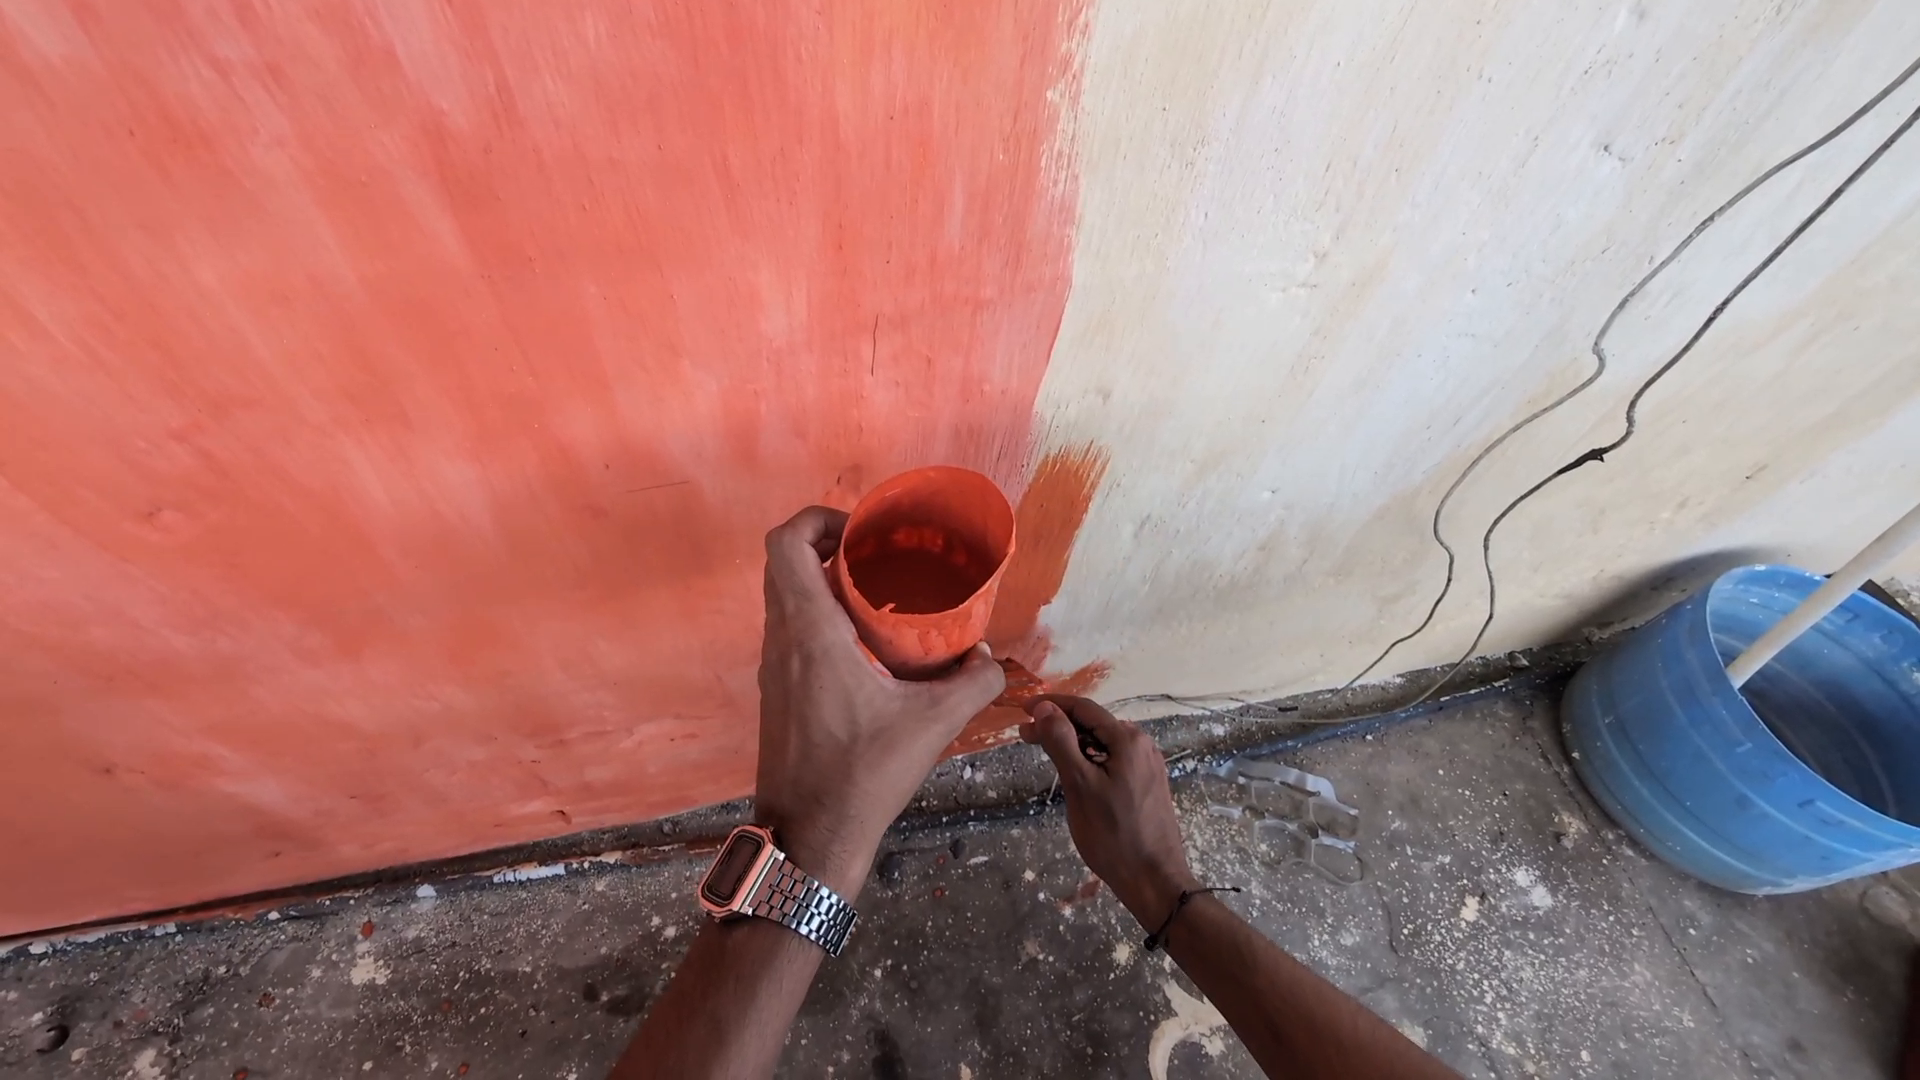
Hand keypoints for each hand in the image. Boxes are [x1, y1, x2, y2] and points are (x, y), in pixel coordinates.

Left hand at [754, 506, 1005, 899]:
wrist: (809, 837)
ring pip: (784, 597)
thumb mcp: (933, 724)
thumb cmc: (864, 773)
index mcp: (810, 633)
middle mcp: (781, 640)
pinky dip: (818, 615)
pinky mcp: (776, 691)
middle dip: (826, 544)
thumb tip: (991, 659)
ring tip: (876, 592)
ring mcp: (772, 667)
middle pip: (783, 563)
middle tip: (876, 555)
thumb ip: (974, 683)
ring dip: (820, 580)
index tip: (861, 532)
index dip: (817, 519)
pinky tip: (864, 642)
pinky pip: (789, 629)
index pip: (786, 544)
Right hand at [1021, 695, 1198, 926]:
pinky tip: (1075, 772)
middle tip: (1025, 737)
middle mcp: (1142, 745)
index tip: (1022, 710)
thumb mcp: (1080, 785)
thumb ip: (1061, 742)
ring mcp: (1147, 766)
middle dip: (1059, 725)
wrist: (1155, 882)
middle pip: (1093, 724)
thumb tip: (1044, 707)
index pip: (1084, 708)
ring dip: (1073, 743)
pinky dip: (1089, 759)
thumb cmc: (1113, 835)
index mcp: (1128, 739)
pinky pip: (1113, 760)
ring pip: (1102, 743)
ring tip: (1046, 754)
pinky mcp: (1147, 785)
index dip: (1051, 705)